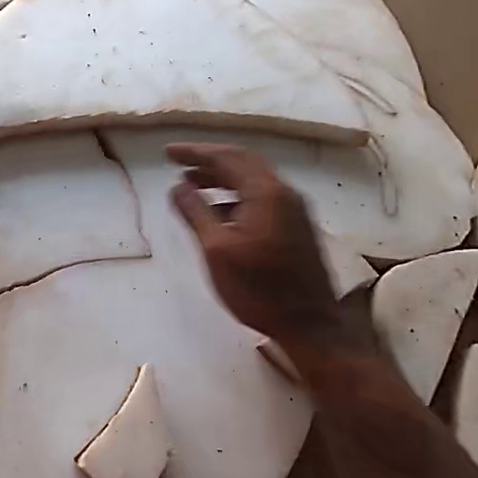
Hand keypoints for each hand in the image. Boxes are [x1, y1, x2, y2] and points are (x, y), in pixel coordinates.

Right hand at [167, 143, 342, 344]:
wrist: (309, 324)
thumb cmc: (258, 289)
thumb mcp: (217, 250)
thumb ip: (196, 213)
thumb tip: (178, 187)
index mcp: (266, 192)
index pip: (227, 158)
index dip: (195, 152)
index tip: (168, 153)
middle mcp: (285, 193)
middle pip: (244, 163)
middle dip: (209, 161)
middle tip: (179, 164)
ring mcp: (295, 210)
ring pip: (254, 181)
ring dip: (223, 179)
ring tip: (193, 186)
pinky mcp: (297, 227)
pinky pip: (263, 198)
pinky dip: (237, 196)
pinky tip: (219, 213)